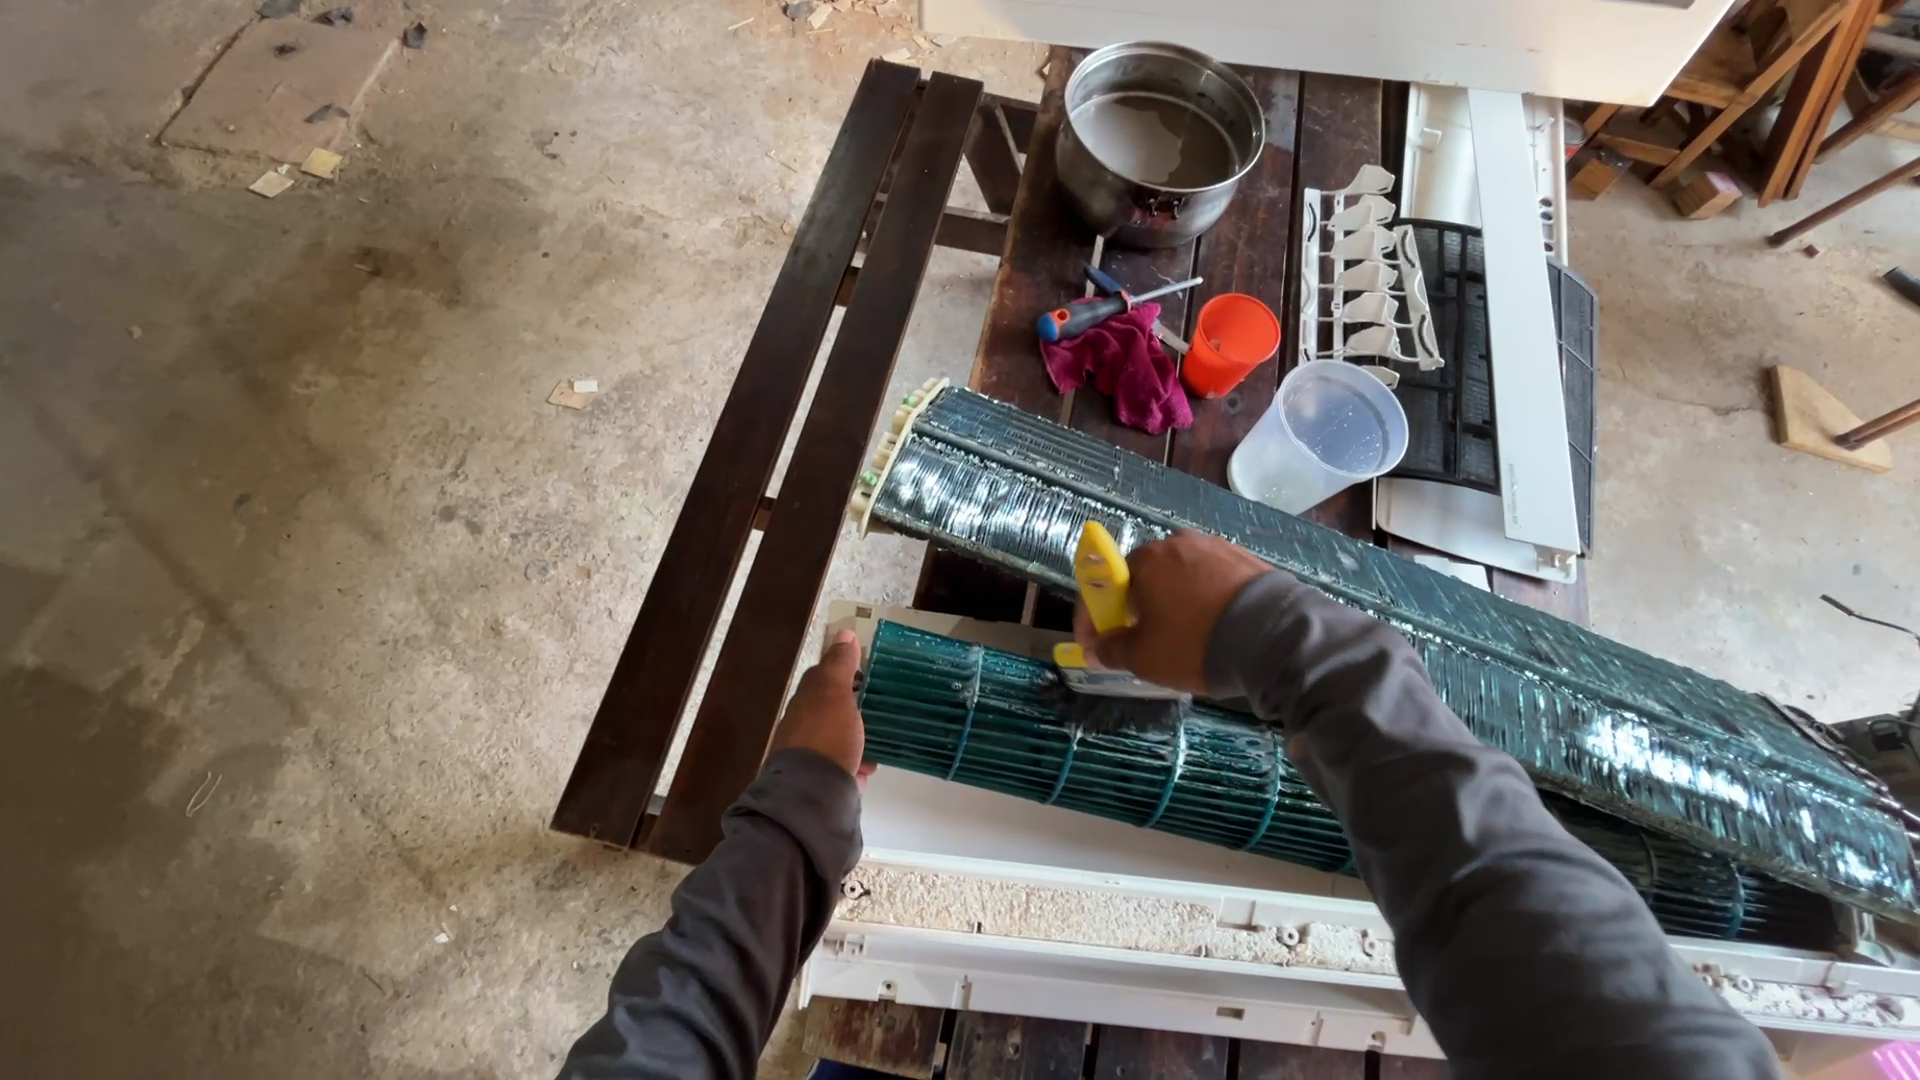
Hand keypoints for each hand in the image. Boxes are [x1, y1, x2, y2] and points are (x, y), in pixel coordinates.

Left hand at [769, 628, 876, 789]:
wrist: (812, 793)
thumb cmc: (826, 736)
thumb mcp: (835, 692)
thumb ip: (840, 665)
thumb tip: (844, 632)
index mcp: (805, 701)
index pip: (822, 678)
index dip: (843, 672)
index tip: (866, 672)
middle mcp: (802, 726)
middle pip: (828, 709)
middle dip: (850, 707)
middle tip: (876, 706)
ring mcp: (809, 755)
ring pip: (835, 739)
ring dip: (853, 738)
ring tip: (876, 742)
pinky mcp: (818, 780)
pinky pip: (840, 766)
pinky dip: (854, 764)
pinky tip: (867, 769)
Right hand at [1073, 529, 1273, 694]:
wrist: (1276, 636)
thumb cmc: (1195, 643)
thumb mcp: (1145, 658)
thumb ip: (1112, 650)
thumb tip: (1097, 648)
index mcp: (1144, 560)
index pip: (1104, 586)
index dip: (1093, 619)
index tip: (1094, 647)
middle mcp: (1176, 543)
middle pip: (1144, 578)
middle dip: (1136, 609)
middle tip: (1141, 643)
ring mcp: (1215, 547)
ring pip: (1180, 579)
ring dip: (1172, 604)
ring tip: (1183, 637)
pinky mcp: (1247, 560)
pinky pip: (1212, 582)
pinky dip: (1204, 602)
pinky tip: (1213, 628)